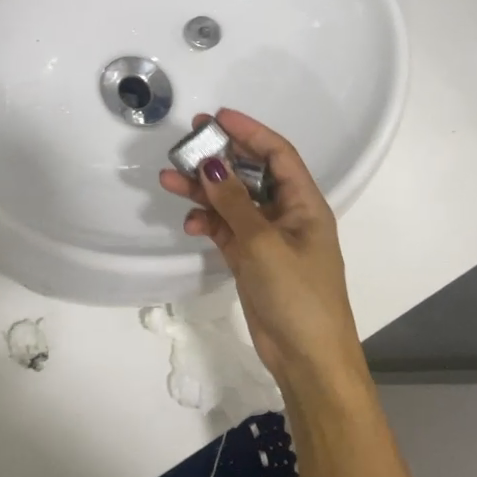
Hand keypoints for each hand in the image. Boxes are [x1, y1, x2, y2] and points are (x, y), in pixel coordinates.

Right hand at [158, 109, 363, 389]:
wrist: (307, 359)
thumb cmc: (296, 295)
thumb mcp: (263, 243)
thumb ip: (233, 201)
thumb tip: (210, 162)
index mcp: (305, 204)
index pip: (278, 154)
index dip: (250, 132)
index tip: (217, 117)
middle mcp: (287, 214)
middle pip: (250, 173)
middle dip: (219, 157)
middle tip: (186, 141)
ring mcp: (267, 237)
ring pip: (231, 199)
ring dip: (203, 190)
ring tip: (169, 179)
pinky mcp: (250, 258)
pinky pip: (224, 227)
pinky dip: (206, 221)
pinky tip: (190, 223)